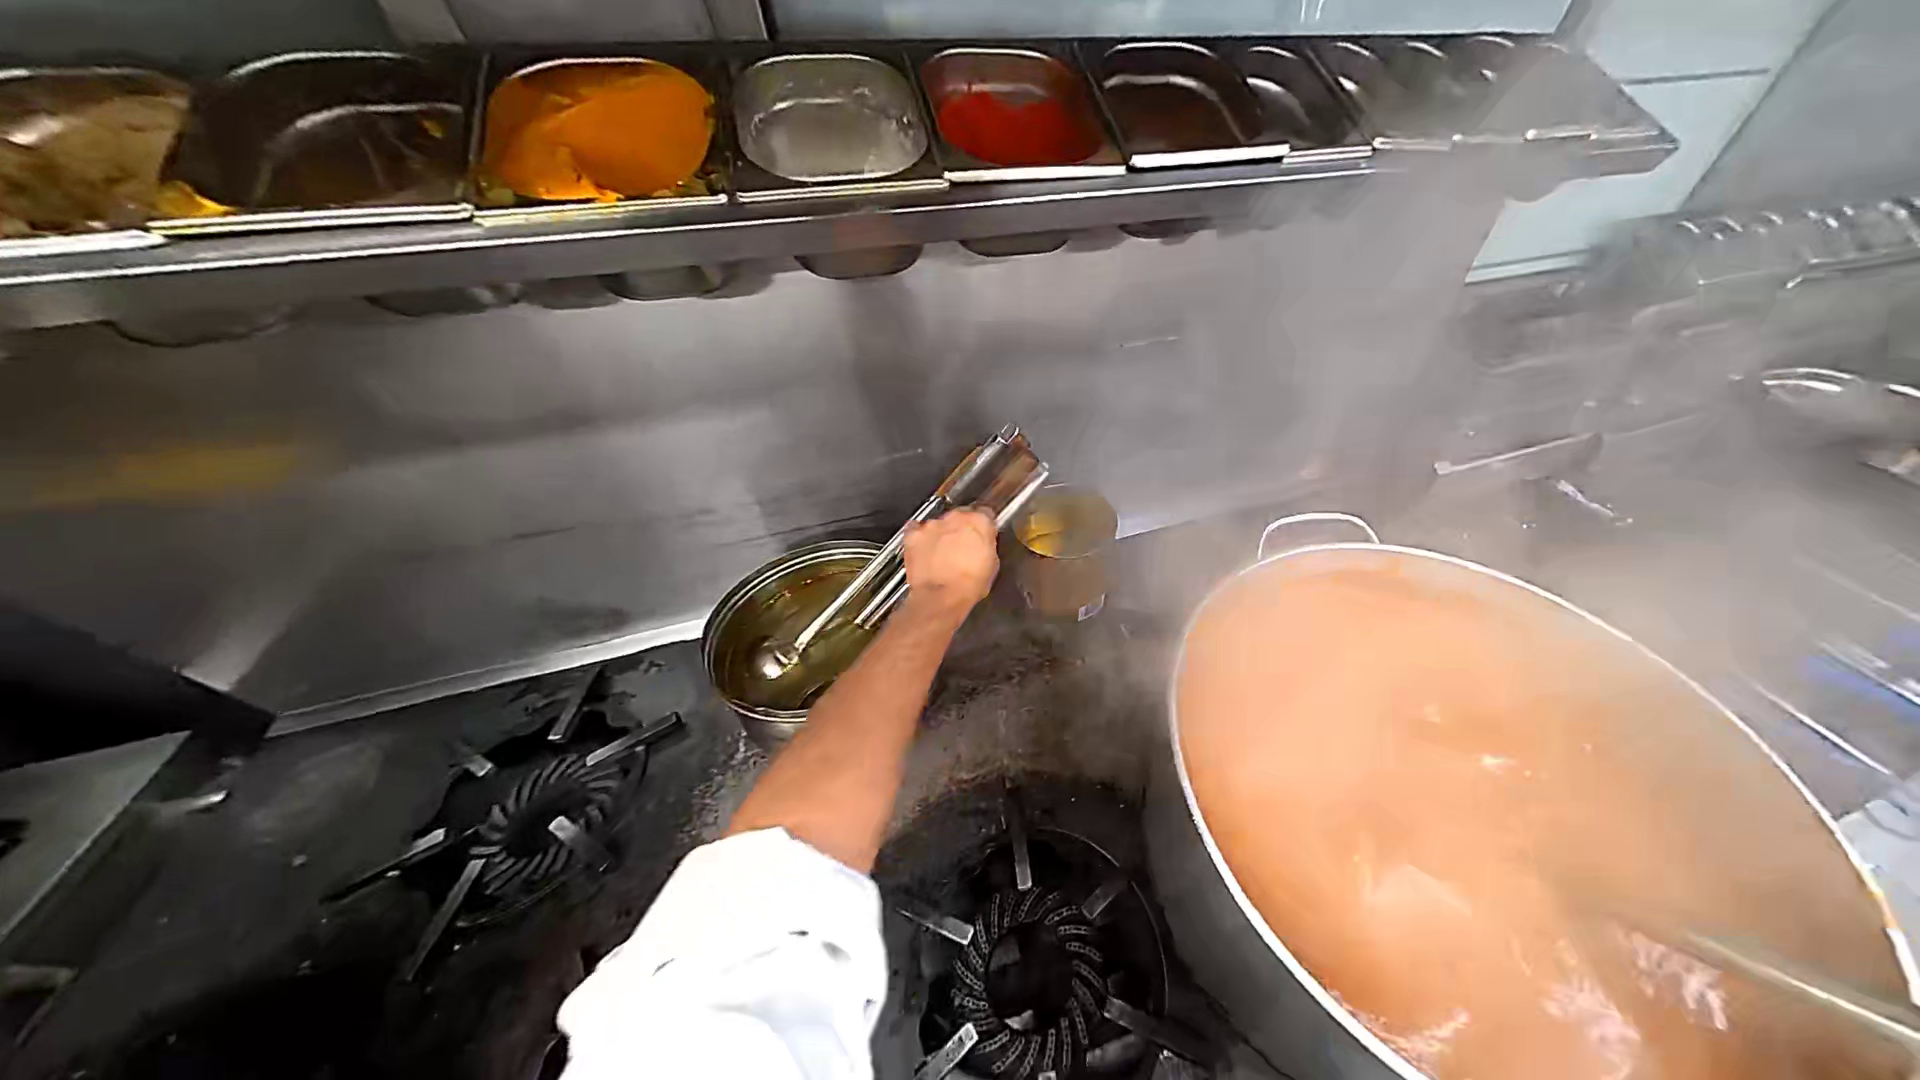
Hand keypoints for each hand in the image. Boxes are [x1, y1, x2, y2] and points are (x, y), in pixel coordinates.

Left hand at [901, 508, 998, 622]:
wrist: (942, 598)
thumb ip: (986, 545)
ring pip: (937, 524)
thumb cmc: (968, 586)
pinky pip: (915, 529)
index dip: (982, 526)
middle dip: (959, 529)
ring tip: (940, 555)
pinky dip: (919, 538)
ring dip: (940, 535)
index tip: (980, 535)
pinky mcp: (914, 535)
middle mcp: (955, 517)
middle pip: (959, 516)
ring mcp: (932, 525)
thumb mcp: (991, 565)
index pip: (984, 513)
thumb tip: (983, 543)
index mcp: (979, 522)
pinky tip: (923, 549)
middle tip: (960, 548)